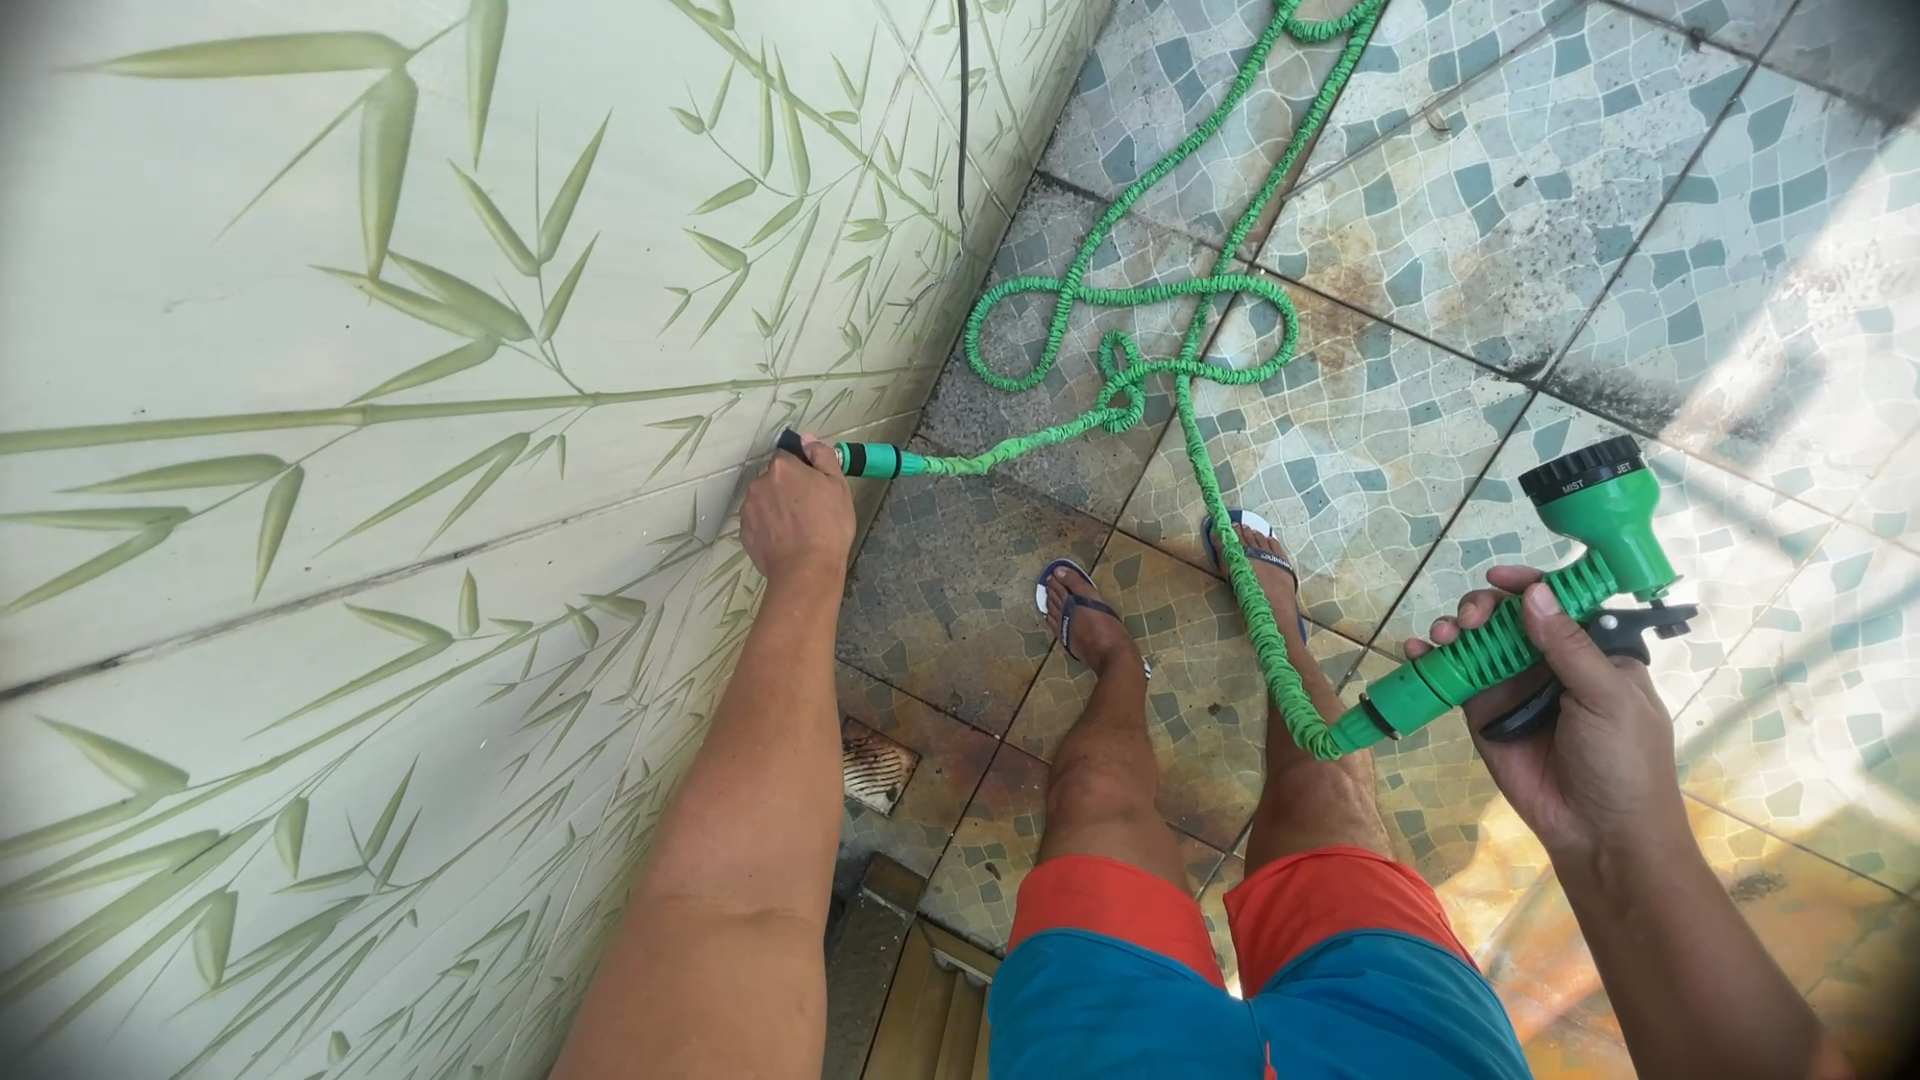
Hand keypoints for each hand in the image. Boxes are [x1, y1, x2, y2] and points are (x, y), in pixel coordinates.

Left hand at [739, 434, 854, 586]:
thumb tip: (807, 439)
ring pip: (764, 500)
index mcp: (782, 468)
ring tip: (797, 528)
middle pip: (774, 479)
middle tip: (810, 509)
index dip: (803, 470)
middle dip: (788, 489)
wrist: (807, 569)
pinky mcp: (744, 533)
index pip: (788, 456)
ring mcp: (748, 509)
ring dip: (776, 507)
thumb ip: (822, 456)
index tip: (815, 486)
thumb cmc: (829, 525)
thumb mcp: (838, 486)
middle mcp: (759, 483)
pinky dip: (769, 527)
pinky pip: (758, 522)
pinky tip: (785, 540)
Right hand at [1405, 567, 1689, 861]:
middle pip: (1508, 616)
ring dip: (1454, 627)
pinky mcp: (1480, 708)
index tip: (1502, 578)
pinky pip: (1452, 674)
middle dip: (1484, 606)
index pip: (1560, 605)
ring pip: (1476, 640)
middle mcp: (1548, 662)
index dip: (1532, 584)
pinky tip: (1417, 652)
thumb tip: (1534, 594)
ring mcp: (1511, 684)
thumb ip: (1568, 647)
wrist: (1595, 829)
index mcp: (1593, 654)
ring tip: (1444, 635)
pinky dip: (1429, 658)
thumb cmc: (1622, 762)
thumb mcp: (1607, 699)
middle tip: (1472, 619)